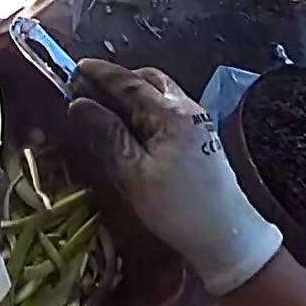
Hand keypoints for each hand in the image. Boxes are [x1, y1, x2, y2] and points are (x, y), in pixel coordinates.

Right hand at [68, 60, 281, 294]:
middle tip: (89, 89)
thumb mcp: (133, 173)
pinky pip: (167, 107)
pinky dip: (144, 106)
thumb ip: (107, 133)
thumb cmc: (177, 208)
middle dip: (118, 80)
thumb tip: (78, 104)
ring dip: (132, 92)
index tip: (77, 67)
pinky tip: (130, 124)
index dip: (101, 74)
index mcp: (170, 114)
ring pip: (159, 92)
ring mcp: (196, 120)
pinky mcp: (199, 135)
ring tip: (106, 106)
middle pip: (148, 79)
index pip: (129, 83)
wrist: (228, 238)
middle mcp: (186, 108)